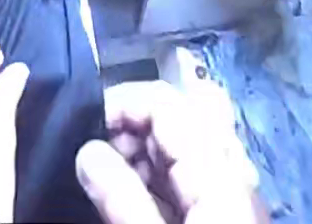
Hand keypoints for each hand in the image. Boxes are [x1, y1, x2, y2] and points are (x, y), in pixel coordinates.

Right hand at [75, 81, 268, 223]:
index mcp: (217, 165)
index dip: (124, 102)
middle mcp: (228, 165)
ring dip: (138, 152)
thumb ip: (122, 197)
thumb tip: (86, 149)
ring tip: (103, 177)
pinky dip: (153, 178)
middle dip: (129, 125)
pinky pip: (184, 177)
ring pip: (179, 147)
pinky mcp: (222, 210)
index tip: (83, 122)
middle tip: (90, 156)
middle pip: (176, 119)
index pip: (168, 103)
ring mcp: (229, 189)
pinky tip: (127, 196)